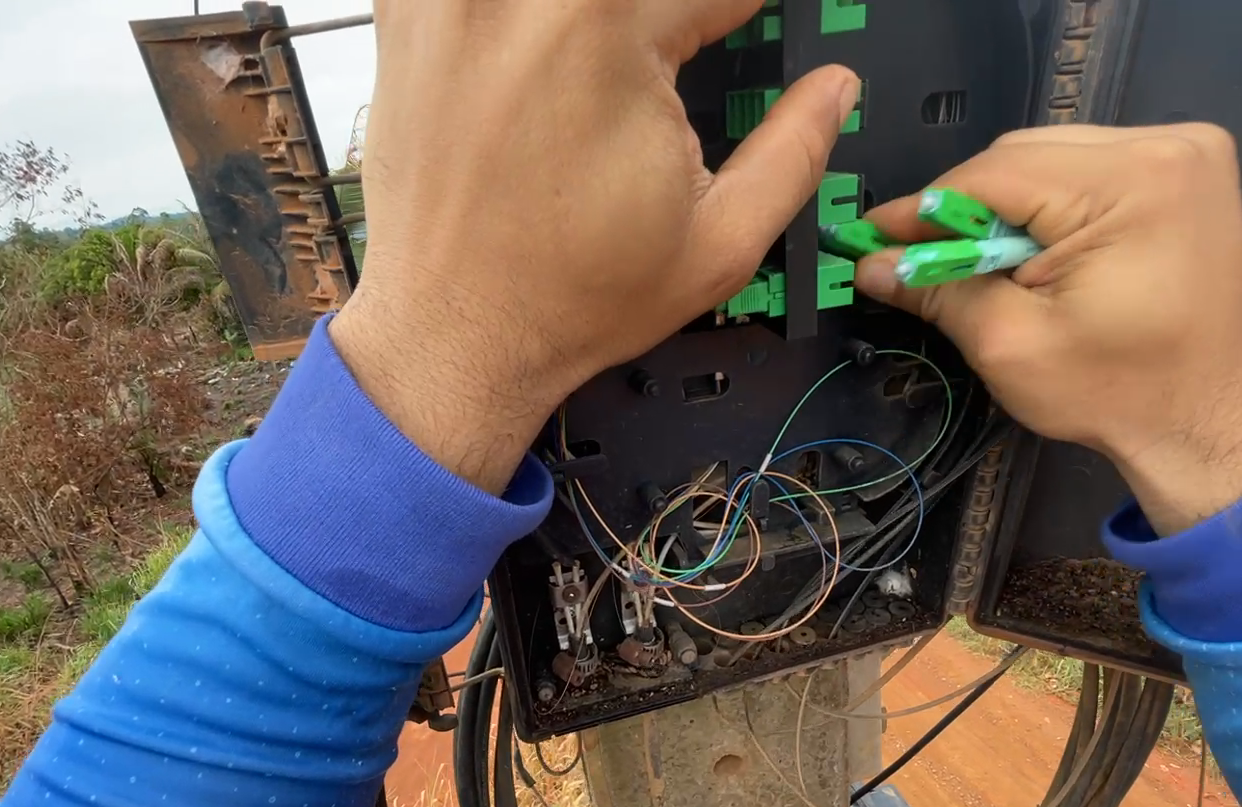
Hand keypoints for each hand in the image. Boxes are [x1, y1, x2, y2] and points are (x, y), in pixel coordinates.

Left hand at [332, 0, 860, 492]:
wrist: (457, 340)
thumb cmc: (572, 306)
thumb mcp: (714, 250)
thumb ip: (792, 154)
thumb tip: (834, 89)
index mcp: (611, 25)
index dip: (746, 11)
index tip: (742, 31)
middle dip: (675, 20)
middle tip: (683, 54)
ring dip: (607, 18)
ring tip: (621, 66)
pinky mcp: (406, 16)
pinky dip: (526, 18)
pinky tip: (541, 51)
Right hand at [854, 124, 1241, 534]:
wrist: (1200, 418)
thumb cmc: (1110, 391)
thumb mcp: (1007, 344)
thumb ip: (937, 291)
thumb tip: (868, 266)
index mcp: (1132, 183)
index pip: (993, 173)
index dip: (919, 208)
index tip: (864, 238)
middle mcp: (1166, 144)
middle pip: (1020, 156)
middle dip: (956, 208)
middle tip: (908, 256)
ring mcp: (1183, 152)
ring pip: (1046, 158)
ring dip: (993, 206)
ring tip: (961, 257)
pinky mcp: (1182, 172)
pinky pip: (1080, 170)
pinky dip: (1035, 206)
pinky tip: (1017, 247)